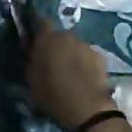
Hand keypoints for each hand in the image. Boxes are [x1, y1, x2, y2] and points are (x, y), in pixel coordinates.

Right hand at [27, 17, 116, 131]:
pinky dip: (86, 62)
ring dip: (72, 54)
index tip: (38, 43)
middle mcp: (67, 36)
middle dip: (57, 45)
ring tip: (72, 72)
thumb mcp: (31, 78)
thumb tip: (31, 52)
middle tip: (54, 62)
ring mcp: (85, 45)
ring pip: (75, 46)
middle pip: (60, 36)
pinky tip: (85, 77)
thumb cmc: (51, 93)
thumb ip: (31, 60)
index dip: (41, 32)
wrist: (85, 108)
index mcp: (47, 39)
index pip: (42, 22)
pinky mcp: (100, 56)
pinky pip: (88, 55)